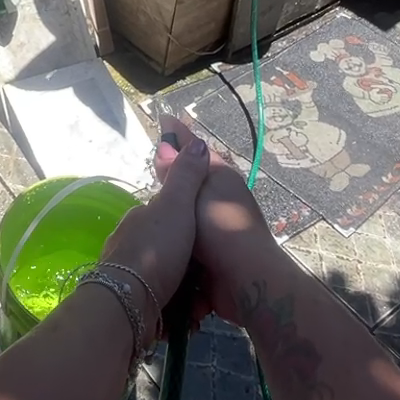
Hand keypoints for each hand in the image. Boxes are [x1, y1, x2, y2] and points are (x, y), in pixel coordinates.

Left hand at [95, 120, 210, 344]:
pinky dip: (175, 312)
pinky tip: (186, 319)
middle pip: (171, 251)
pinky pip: (160, 305)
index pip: (170, 217)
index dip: (192, 229)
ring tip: (200, 305)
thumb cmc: (156, 251)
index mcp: (141, 219)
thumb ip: (186, 176)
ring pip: (168, 280)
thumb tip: (196, 142)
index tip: (210, 245)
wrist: (128, 304)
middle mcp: (131, 244)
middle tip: (208, 280)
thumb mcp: (176, 206)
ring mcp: (128, 275)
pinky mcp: (131, 305)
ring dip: (186, 293)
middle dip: (191, 267)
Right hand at [151, 114, 291, 326]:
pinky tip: (162, 234)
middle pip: (191, 178)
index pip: (195, 147)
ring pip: (188, 208)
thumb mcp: (195, 195)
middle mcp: (219, 197)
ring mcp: (216, 225)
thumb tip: (166, 147)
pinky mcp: (212, 252)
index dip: (179, 133)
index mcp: (218, 176)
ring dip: (174, 206)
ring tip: (151, 200)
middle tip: (151, 160)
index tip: (164, 118)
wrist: (248, 282)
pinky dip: (178, 232)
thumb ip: (178, 174)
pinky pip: (188, 235)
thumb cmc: (220, 230)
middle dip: (173, 170)